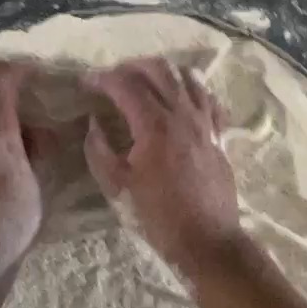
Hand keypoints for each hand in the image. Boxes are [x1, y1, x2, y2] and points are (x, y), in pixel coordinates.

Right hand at [82, 57, 241, 267]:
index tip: (86, 83)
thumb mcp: (116, 186)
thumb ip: (99, 149)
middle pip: (158, 69)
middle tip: (113, 78)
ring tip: (145, 81)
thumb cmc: (158, 216)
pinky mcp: (220, 134)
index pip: (125, 85)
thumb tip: (94, 123)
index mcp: (154, 125)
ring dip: (162, 72)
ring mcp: (206, 122)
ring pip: (187, 76)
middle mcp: (183, 114)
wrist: (207, 240)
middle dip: (131, 66)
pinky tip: (180, 98)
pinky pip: (209, 98)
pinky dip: (192, 89)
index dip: (102, 78)